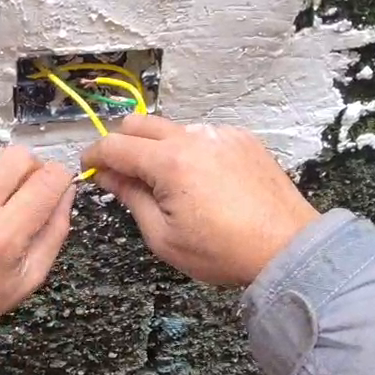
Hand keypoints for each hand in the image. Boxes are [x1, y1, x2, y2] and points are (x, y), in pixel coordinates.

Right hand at [82, 115, 319, 286]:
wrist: (286, 249)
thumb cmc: (224, 251)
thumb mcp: (163, 237)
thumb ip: (131, 198)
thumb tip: (107, 175)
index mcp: (169, 162)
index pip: (114, 145)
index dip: (93, 156)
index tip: (88, 168)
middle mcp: (194, 138)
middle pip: (139, 123)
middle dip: (121, 144)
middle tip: (122, 174)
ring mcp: (221, 134)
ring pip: (172, 128)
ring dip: (158, 148)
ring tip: (168, 184)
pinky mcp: (243, 139)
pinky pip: (203, 135)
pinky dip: (190, 151)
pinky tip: (202, 182)